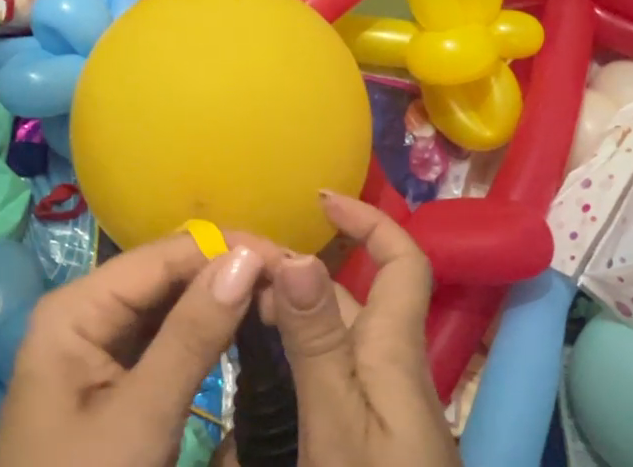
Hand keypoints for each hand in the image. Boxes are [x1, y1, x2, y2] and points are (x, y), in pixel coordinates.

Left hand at [0, 232, 271, 466]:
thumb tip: (246, 259)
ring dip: (222, 300)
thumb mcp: (139, 418)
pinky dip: (205, 333)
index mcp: (77, 307)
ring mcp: (99, 344)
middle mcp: (87, 310)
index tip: (291, 263)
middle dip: (227, 274)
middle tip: (293, 286)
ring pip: (170, 304)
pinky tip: (245, 329)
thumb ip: (191, 337)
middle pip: (166, 274)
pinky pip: (165, 338)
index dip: (228, 251)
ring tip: (280, 301)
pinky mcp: (114, 377)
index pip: (163, 255)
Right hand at [222, 191, 460, 466]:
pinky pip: (328, 373)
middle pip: (348, 298)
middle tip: (230, 270)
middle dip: (294, 273)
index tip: (318, 199)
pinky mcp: (365, 434)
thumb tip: (295, 253)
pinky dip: (292, 352)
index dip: (368, 220)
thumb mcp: (338, 424)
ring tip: (230, 306)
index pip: (402, 261)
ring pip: (332, 338)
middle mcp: (390, 368)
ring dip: (287, 313)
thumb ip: (317, 343)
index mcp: (393, 352)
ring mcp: (379, 405)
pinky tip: (256, 362)